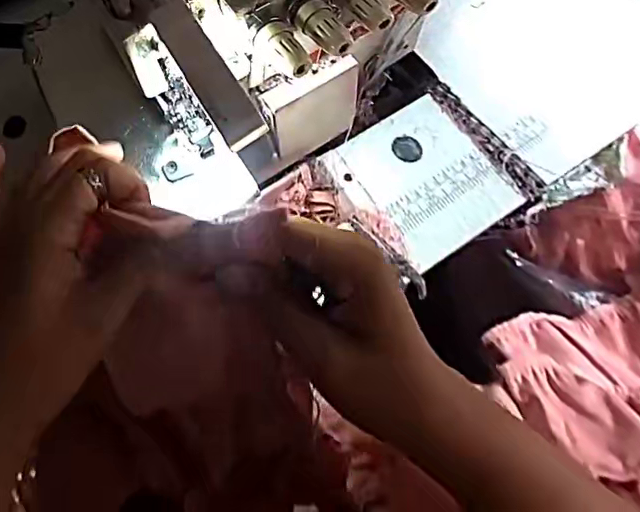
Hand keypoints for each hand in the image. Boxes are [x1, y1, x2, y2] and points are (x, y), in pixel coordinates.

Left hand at [0, 126, 167, 511]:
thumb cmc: (48, 361)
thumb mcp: (103, 313)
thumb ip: (139, 263)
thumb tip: (175, 230)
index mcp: (48, 227)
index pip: (93, 173)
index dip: (125, 182)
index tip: (145, 215)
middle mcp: (24, 217)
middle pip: (67, 162)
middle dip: (107, 168)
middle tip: (136, 198)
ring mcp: (7, 230)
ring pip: (38, 172)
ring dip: (73, 162)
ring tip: (107, 171)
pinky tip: (0, 153)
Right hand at [219, 213, 453, 444]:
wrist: (427, 410)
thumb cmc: (381, 390)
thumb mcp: (320, 355)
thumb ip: (274, 308)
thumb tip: (227, 270)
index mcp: (353, 257)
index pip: (284, 229)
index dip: (246, 243)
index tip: (212, 265)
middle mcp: (353, 243)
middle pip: (286, 233)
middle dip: (253, 255)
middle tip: (219, 283)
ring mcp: (351, 254)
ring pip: (292, 245)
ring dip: (266, 267)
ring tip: (236, 292)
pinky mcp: (347, 268)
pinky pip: (304, 260)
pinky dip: (283, 278)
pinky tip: (267, 301)